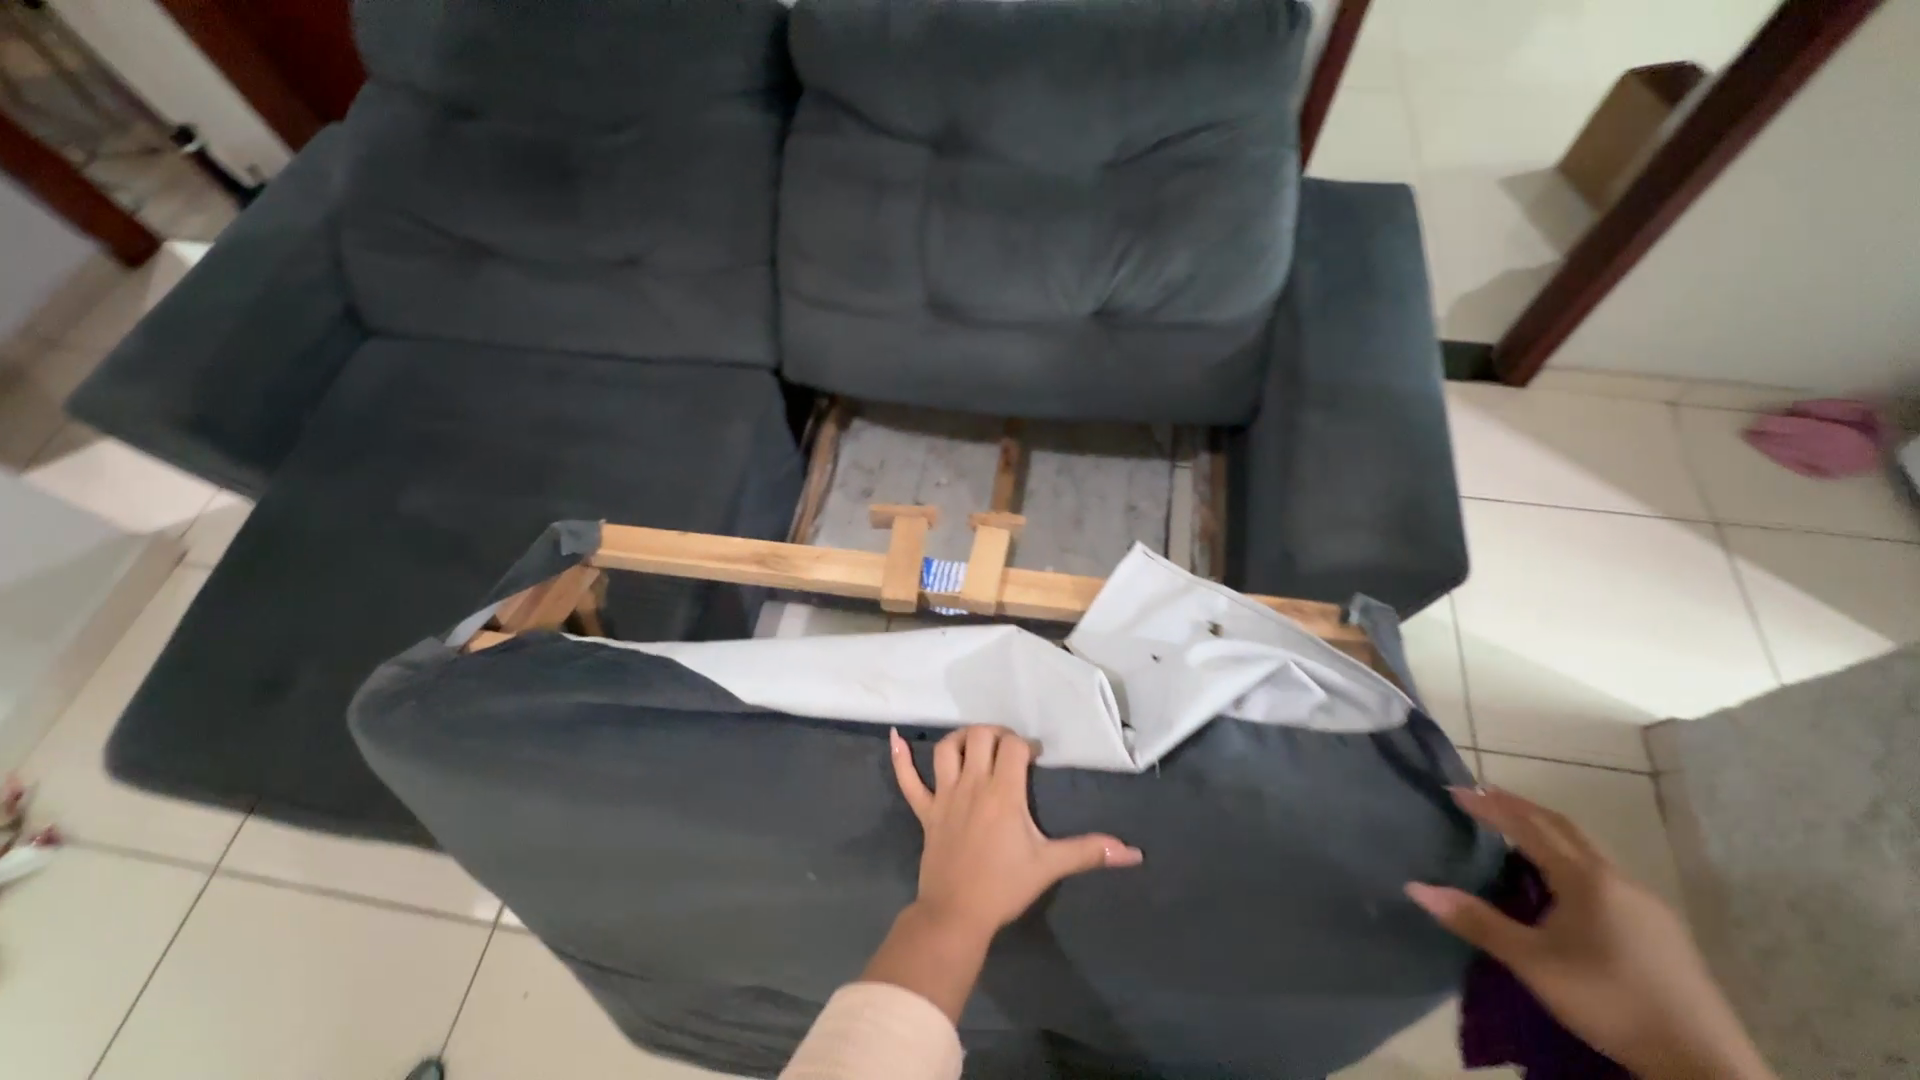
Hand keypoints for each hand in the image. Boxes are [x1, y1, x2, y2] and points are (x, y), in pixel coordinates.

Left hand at [890, 726, 1142, 936]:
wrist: (955, 914)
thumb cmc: (1004, 886)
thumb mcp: (1049, 866)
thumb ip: (1089, 852)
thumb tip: (1133, 852)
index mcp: (1003, 792)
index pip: (1014, 746)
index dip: (1027, 745)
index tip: (1036, 759)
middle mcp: (972, 784)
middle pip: (980, 737)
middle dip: (996, 734)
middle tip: (1009, 749)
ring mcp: (944, 796)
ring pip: (946, 750)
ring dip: (960, 739)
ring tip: (974, 743)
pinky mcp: (924, 812)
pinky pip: (908, 780)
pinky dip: (900, 758)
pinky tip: (895, 738)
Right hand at [1407, 787, 1774, 1079]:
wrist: (1701, 1061)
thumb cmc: (1608, 1000)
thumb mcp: (1532, 963)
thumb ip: (1477, 922)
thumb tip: (1416, 888)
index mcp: (1586, 879)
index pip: (1529, 827)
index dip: (1491, 806)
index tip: (1456, 791)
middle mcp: (1617, 879)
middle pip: (1563, 829)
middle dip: (1522, 809)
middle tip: (1485, 797)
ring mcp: (1645, 904)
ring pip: (1588, 853)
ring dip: (1549, 835)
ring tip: (1517, 838)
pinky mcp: (1660, 929)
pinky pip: (1605, 877)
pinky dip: (1571, 863)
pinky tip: (1564, 889)